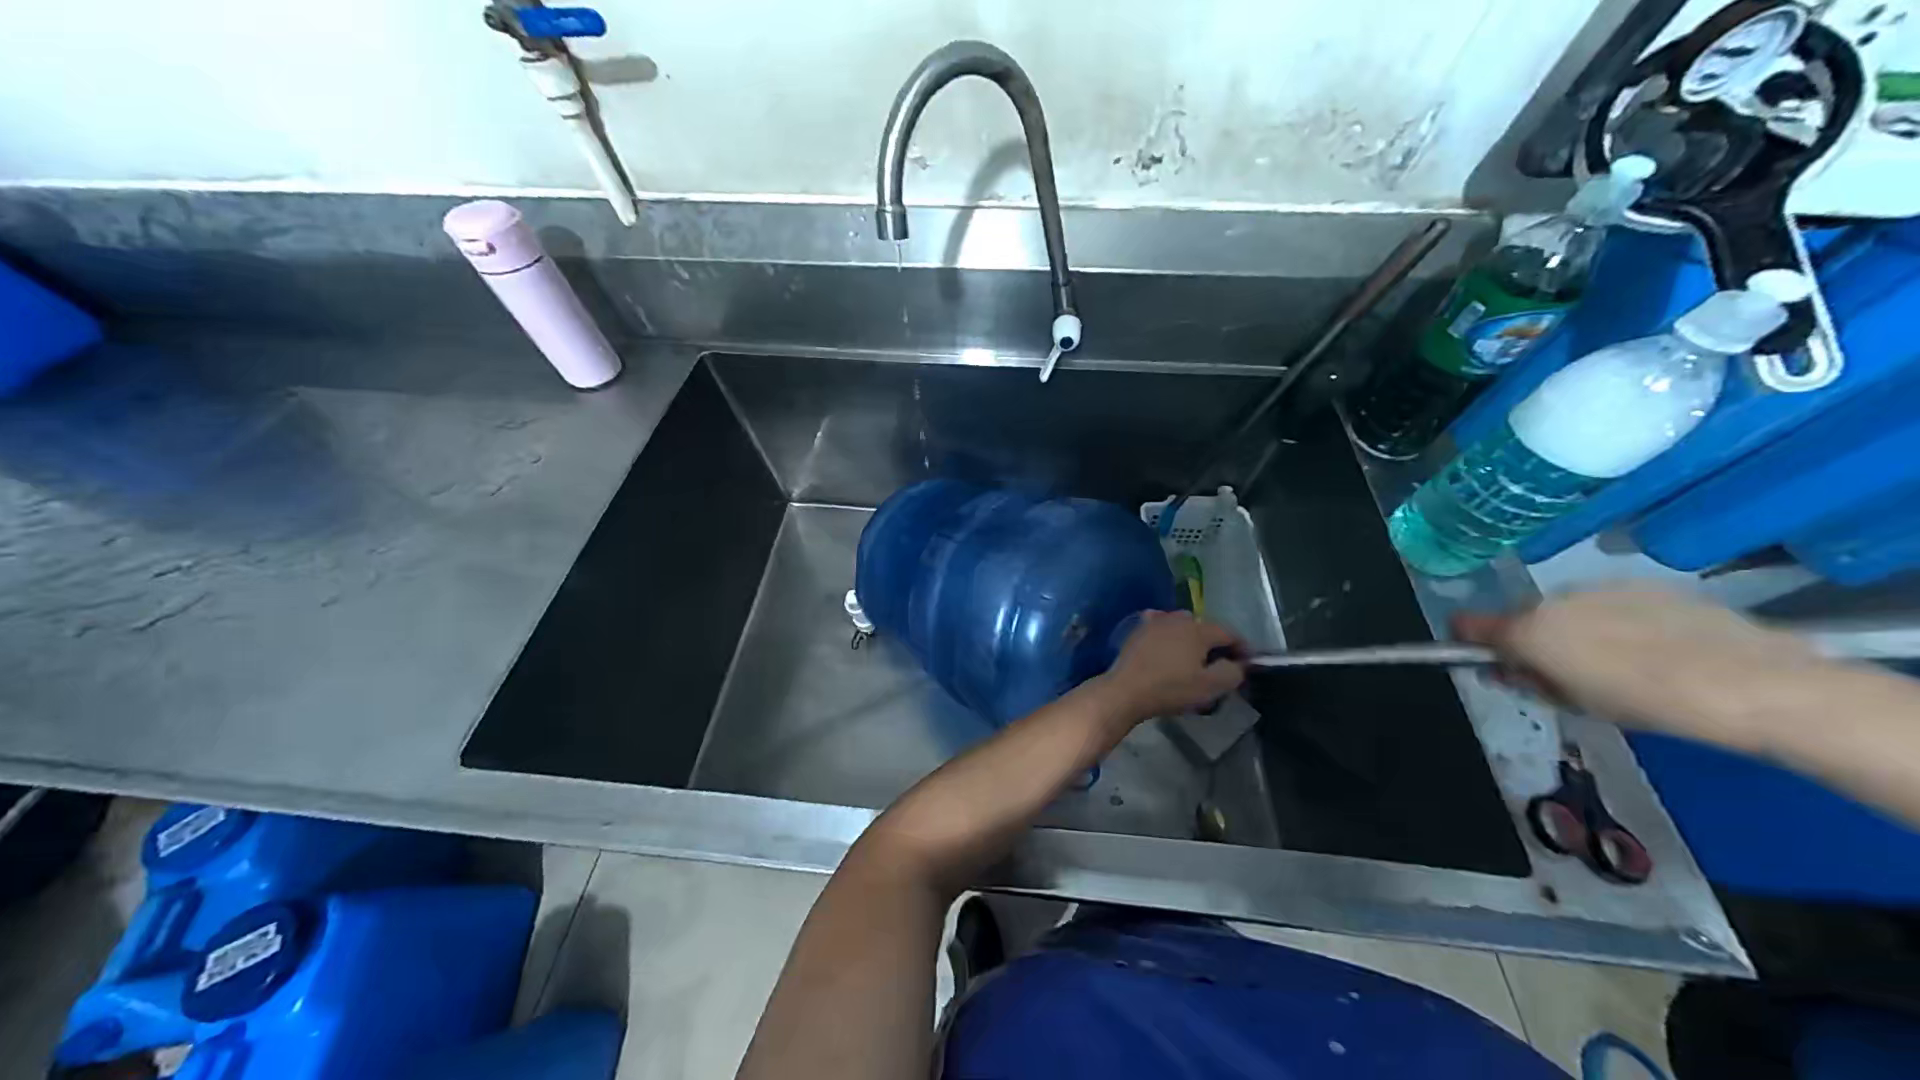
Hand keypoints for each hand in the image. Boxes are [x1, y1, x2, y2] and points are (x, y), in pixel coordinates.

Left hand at [1097, 610, 1247, 723]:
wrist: (1125, 690)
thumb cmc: (1171, 689)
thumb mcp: (1210, 687)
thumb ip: (1232, 672)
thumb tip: (1238, 663)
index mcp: (1199, 630)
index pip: (1229, 633)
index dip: (1242, 647)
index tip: (1248, 662)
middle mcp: (1178, 619)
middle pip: (1206, 627)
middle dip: (1217, 642)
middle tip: (1222, 662)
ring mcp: (1155, 621)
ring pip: (1182, 624)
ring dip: (1193, 636)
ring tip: (1195, 655)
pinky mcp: (1138, 630)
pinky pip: (1160, 625)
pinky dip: (1169, 632)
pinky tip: (1167, 641)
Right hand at [1453, 588, 1825, 747]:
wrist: (1749, 683)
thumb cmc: (1644, 702)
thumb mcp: (1573, 703)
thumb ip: (1529, 680)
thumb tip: (1506, 668)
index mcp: (1529, 630)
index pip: (1473, 625)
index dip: (1466, 637)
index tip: (1475, 652)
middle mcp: (1555, 600)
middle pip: (1527, 617)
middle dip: (1535, 639)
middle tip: (1563, 675)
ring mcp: (1604, 589)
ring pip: (1572, 609)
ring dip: (1579, 630)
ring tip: (1620, 665)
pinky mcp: (1650, 587)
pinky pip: (1615, 604)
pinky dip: (1621, 622)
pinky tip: (1656, 650)